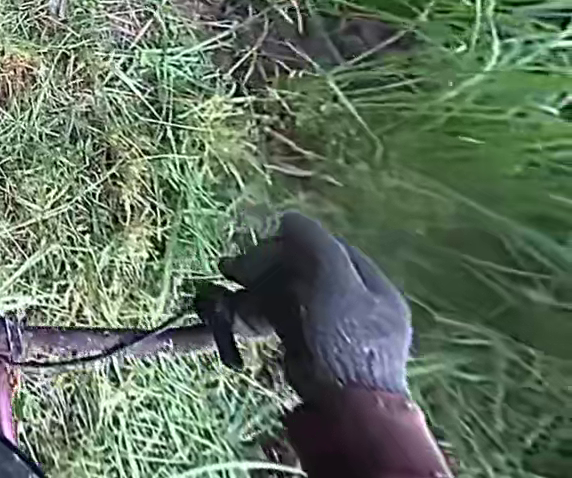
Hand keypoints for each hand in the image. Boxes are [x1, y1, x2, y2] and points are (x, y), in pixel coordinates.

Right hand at [223, 212, 411, 401]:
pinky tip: (240, 300)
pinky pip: (280, 305)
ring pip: (286, 283)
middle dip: (267, 260)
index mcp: (374, 287)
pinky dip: (258, 299)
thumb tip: (291, 216)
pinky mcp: (308, 334)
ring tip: (233, 279)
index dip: (295, 239)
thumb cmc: (341, 331)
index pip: (330, 245)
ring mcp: (332, 320)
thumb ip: (317, 242)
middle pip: (303, 264)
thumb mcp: (335, 279)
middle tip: (241, 265)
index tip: (266, 242)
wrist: (338, 392)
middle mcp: (357, 301)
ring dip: (256, 277)